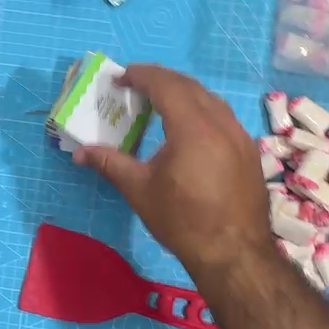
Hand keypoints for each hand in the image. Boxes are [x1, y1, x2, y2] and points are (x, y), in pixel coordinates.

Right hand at [74, 65, 274, 279]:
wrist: (234, 253)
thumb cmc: (182, 220)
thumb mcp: (139, 189)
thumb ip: (110, 163)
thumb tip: (79, 152)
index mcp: (193, 128)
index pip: (165, 85)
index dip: (141, 76)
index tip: (120, 78)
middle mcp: (221, 124)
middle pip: (190, 86)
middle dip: (161, 79)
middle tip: (135, 84)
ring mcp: (240, 136)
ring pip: (210, 99)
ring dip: (183, 92)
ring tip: (159, 102)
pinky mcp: (248, 151)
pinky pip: (223, 116)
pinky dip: (200, 109)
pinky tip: (188, 128)